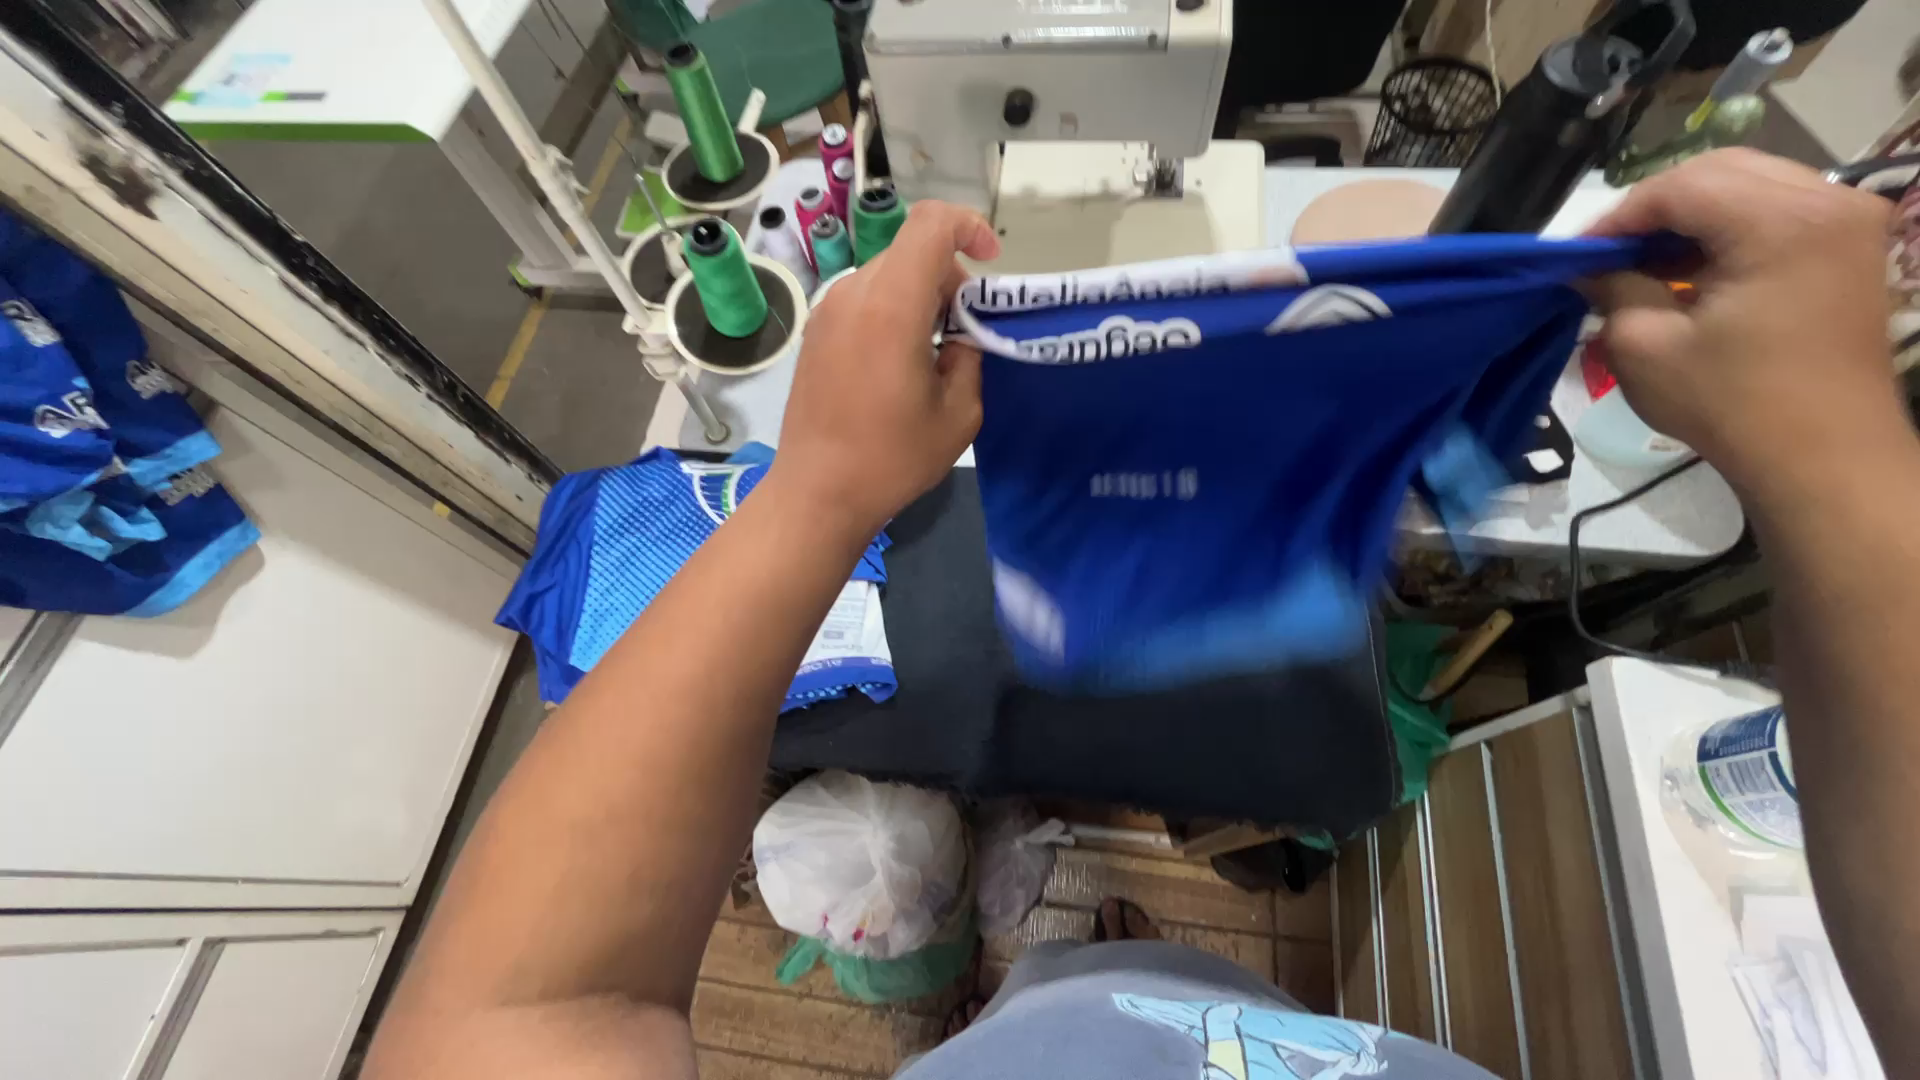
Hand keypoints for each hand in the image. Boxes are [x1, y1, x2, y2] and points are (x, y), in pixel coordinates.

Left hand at [769, 200, 999, 534]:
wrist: (818, 493)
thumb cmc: (892, 458)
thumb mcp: (959, 414)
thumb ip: (970, 357)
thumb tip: (963, 335)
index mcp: (892, 306)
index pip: (931, 225)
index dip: (970, 226)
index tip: (991, 261)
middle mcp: (853, 295)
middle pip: (910, 252)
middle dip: (949, 278)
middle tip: (966, 332)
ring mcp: (826, 313)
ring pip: (886, 277)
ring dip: (920, 298)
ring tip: (933, 354)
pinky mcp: (815, 335)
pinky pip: (863, 302)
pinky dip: (892, 312)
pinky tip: (899, 364)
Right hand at [1584, 148, 1896, 488]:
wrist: (1820, 449)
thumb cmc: (1727, 399)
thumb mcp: (1644, 345)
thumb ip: (1613, 289)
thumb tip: (1586, 269)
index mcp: (1782, 223)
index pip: (1681, 187)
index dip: (1616, 216)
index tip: (1573, 255)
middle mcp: (1828, 203)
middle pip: (1720, 172)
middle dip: (1650, 208)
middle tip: (1601, 254)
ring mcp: (1846, 222)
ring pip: (1747, 185)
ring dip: (1684, 218)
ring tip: (1636, 262)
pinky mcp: (1846, 246)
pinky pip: (1772, 211)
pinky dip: (1719, 230)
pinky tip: (1682, 269)